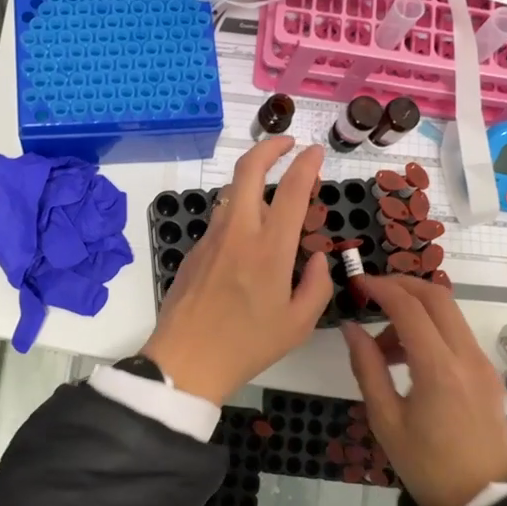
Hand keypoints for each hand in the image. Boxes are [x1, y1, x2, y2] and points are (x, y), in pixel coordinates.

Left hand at [140, 136, 331, 404]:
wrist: (186, 361)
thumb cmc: (247, 346)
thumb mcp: (298, 324)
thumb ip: (318, 285)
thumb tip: (320, 258)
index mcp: (270, 249)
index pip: (291, 189)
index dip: (306, 164)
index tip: (315, 152)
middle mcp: (238, 232)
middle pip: (248, 169)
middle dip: (269, 147)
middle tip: (288, 144)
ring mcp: (212, 239)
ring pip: (231, 192)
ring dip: (253, 180)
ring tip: (274, 193)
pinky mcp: (195, 251)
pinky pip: (221, 219)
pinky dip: (239, 212)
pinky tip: (251, 237)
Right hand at [341, 276, 506, 505]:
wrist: (480, 502)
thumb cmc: (425, 465)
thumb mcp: (385, 419)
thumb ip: (367, 367)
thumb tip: (351, 328)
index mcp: (438, 369)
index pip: (409, 308)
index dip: (381, 289)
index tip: (357, 284)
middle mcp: (467, 357)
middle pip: (437, 297)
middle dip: (402, 286)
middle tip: (371, 294)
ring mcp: (483, 364)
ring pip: (449, 314)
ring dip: (416, 311)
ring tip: (384, 346)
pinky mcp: (488, 374)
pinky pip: (457, 335)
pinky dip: (431, 330)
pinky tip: (408, 358)